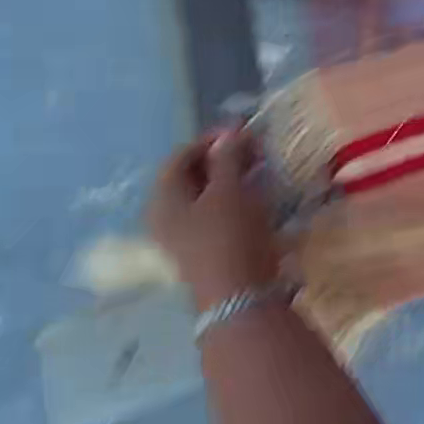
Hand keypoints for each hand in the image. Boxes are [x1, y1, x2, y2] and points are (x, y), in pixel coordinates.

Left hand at [150, 129, 281, 308]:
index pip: (180, 157)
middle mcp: (166, 215)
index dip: (209, 139)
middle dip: (222, 157)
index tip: (242, 129)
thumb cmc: (229, 235)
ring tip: (260, 167)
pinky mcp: (204, 247)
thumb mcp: (230, 190)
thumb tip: (228, 131)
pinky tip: (256, 194)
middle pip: (191, 176)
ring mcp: (184, 234)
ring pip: (205, 194)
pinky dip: (234, 196)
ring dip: (231, 176)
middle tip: (254, 147)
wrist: (239, 294)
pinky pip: (215, 211)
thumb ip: (228, 158)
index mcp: (163, 199)